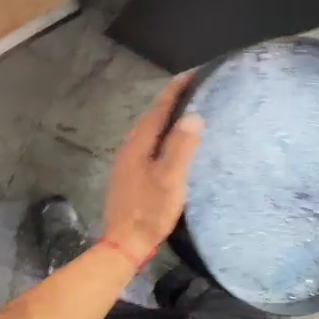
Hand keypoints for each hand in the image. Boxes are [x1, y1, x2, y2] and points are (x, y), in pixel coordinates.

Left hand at [102, 75, 204, 260]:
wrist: (124, 244)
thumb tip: (193, 115)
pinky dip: (163, 137)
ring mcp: (127, 164)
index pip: (158, 109)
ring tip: (187, 112)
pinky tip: (173, 145)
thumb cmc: (149, 212)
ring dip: (167, 120)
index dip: (175, 90)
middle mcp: (129, 149)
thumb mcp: (170, 180)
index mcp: (139, 145)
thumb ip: (181, 148)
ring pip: (149, 132)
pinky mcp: (130, 177)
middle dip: (171, 101)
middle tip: (194, 89)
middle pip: (152, 117)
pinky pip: (149, 146)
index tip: (192, 74)